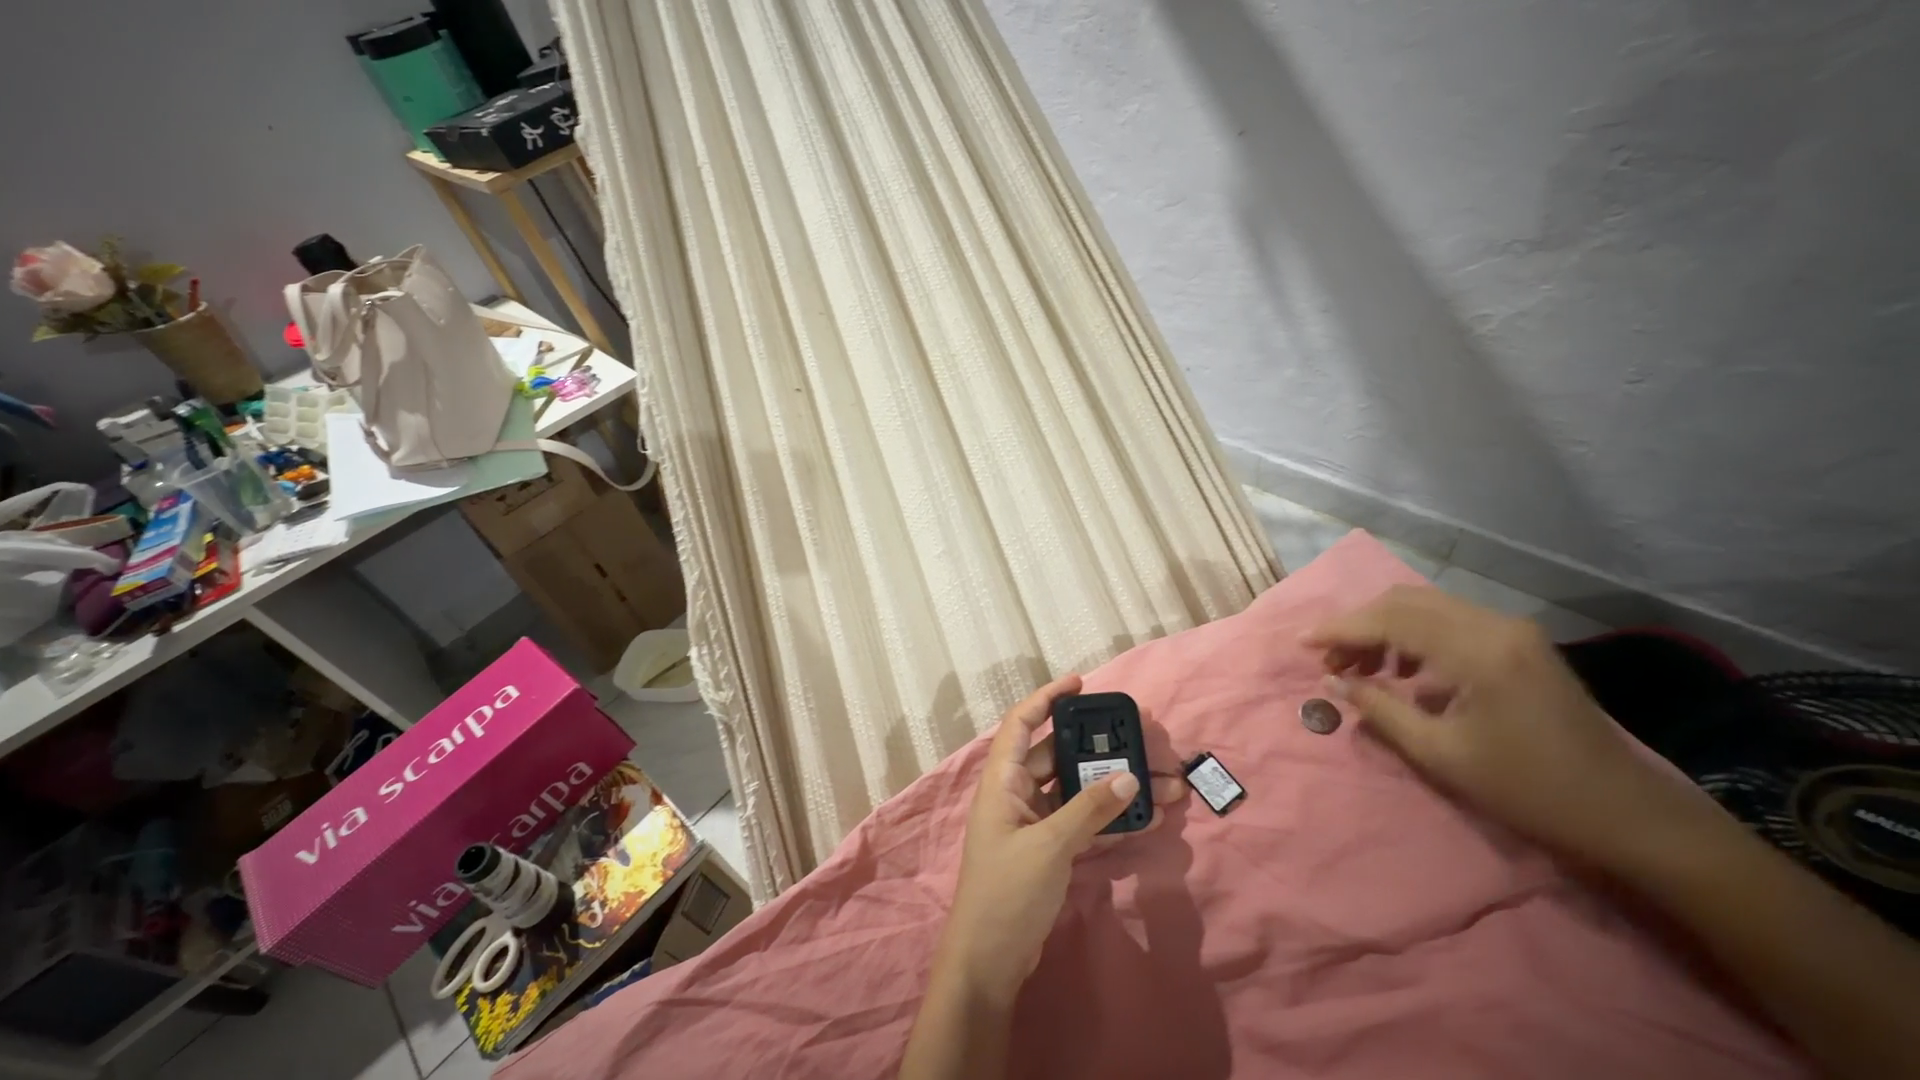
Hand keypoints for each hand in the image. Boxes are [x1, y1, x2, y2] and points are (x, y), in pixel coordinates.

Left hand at [939, 673, 1185, 1005]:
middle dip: (1097, 745)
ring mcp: (1032, 824)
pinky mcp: (1047, 851)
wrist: (989, 960)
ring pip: (1075, 790)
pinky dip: (1109, 816)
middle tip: (1139, 735)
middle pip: (1057, 755)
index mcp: (1002, 782)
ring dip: (1113, 785)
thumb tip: (1129, 775)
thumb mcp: (1049, 845)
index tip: (1080, 683)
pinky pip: (1081, 821)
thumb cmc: (1007, 892)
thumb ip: (1089, 809)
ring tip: (1161, 780)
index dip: (1046, 699)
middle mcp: (1015, 795)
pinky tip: (1147, 815)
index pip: (1021, 724)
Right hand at [1303, 586, 1712, 867]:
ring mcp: (1512, 631)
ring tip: (1357, 669)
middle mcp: (1495, 624)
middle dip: (1360, 625)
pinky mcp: (1521, 645)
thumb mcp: (1442, 755)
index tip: (1302, 643)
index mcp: (1478, 649)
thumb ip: (1381, 711)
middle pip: (1408, 601)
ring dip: (1386, 629)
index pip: (1392, 618)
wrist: (1622, 810)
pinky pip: (1452, 623)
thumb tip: (1334, 684)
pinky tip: (1400, 671)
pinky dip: (1415, 637)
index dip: (1341, 628)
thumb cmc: (1528, 788)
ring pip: (1429, 608)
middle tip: (1328, 661)